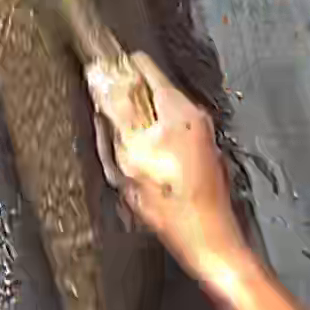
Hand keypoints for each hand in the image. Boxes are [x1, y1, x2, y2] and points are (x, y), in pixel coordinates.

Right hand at [89, 52, 243, 275]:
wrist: (212, 246)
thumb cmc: (173, 206)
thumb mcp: (132, 154)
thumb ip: (114, 110)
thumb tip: (98, 76)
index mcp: (177, 107)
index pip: (141, 63)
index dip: (117, 69)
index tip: (101, 80)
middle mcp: (193, 112)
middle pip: (147, 89)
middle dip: (125, 106)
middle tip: (114, 134)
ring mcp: (200, 131)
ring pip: (155, 112)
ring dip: (137, 126)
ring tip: (130, 158)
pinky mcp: (201, 149)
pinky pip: (167, 129)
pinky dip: (152, 140)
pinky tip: (146, 170)